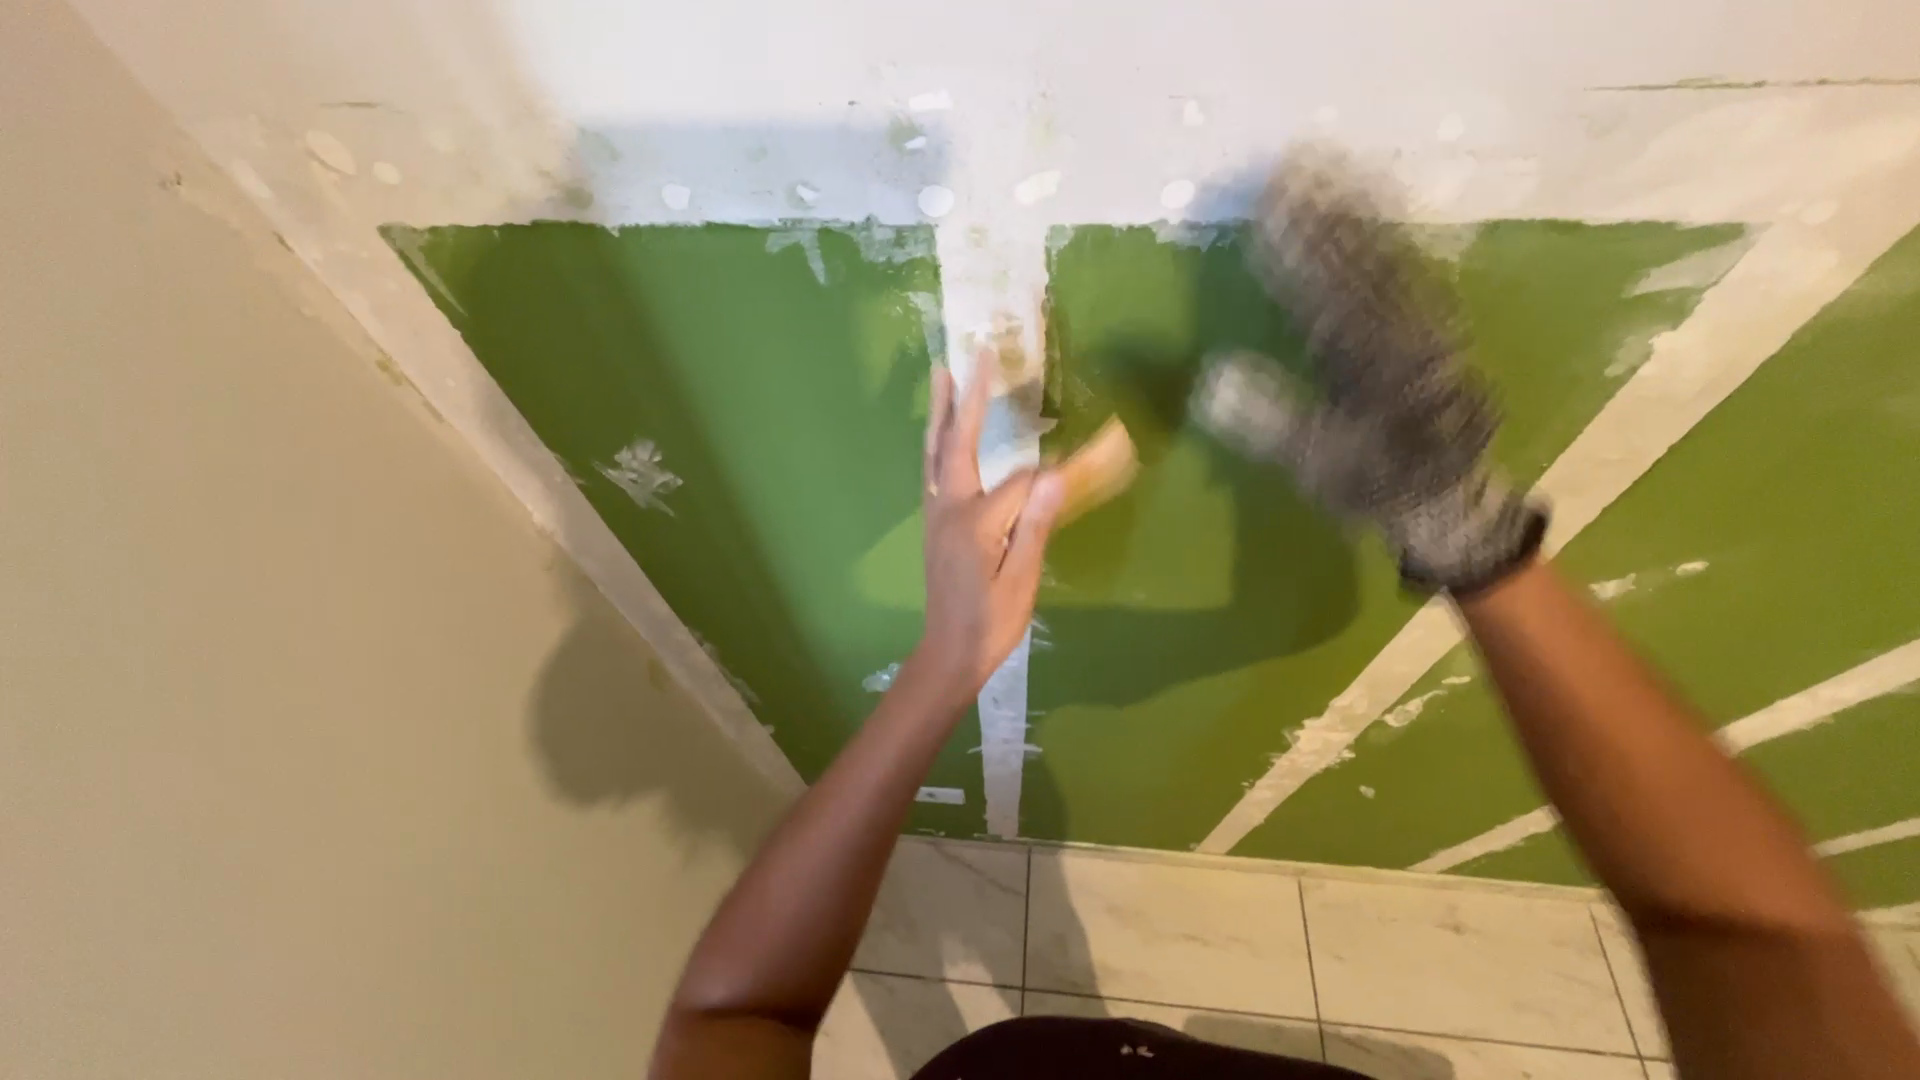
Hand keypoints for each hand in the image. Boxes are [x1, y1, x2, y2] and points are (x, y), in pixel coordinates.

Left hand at [911, 355, 1063, 703]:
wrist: (949, 653)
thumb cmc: (991, 622)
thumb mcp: (1022, 580)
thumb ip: (1036, 526)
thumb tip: (1056, 475)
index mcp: (976, 523)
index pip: (1021, 484)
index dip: (1052, 478)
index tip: (1089, 462)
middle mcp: (949, 509)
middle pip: (957, 443)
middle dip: (967, 399)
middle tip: (970, 356)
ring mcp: (936, 515)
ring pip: (936, 453)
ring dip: (941, 413)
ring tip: (941, 375)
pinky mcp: (932, 524)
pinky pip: (932, 471)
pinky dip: (937, 443)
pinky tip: (941, 434)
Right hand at [1193, 145, 1544, 594]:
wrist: (1448, 498)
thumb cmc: (1376, 484)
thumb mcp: (1321, 466)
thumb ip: (1272, 422)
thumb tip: (1210, 381)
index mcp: (1375, 361)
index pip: (1326, 291)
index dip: (1295, 247)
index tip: (1265, 206)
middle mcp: (1407, 329)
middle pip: (1360, 259)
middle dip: (1323, 211)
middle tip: (1289, 165)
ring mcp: (1426, 322)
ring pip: (1389, 254)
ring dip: (1356, 208)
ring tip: (1326, 166)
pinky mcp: (1433, 324)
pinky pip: (1409, 265)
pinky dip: (1388, 229)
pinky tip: (1375, 203)